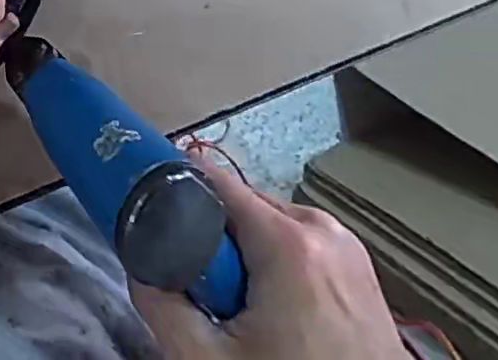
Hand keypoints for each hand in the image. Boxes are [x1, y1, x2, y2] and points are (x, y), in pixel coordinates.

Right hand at [130, 152, 408, 359]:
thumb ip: (165, 310)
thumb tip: (138, 268)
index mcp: (288, 240)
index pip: (216, 182)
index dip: (181, 191)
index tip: (158, 212)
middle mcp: (320, 227)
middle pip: (244, 206)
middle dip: (219, 240)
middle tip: (212, 293)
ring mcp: (346, 244)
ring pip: (273, 224)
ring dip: (250, 254)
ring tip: (249, 312)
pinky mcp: (360, 266)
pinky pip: (302, 243)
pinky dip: (281, 265)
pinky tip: (281, 314)